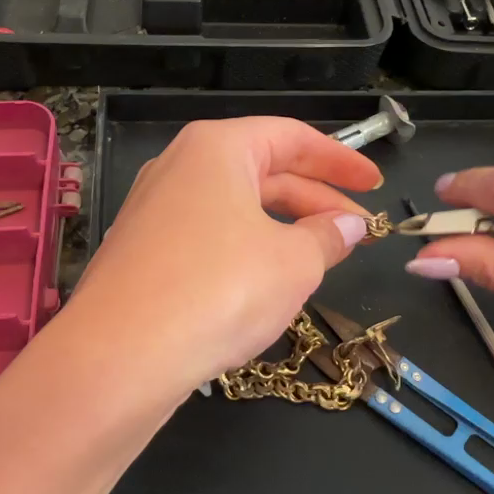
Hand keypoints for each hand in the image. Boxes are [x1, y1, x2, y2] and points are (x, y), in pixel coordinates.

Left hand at [70, 117, 381, 388]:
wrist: (119, 357)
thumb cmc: (219, 291)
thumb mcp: (293, 263)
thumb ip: (327, 237)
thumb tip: (348, 225)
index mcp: (216, 148)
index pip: (291, 137)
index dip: (340, 160)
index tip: (374, 184)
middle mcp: (178, 167)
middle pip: (261, 170)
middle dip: (314, 199)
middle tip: (358, 229)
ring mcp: (153, 210)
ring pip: (234, 207)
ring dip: (282, 228)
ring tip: (322, 257)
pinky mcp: (142, 252)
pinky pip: (207, 237)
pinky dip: (246, 250)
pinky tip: (267, 283)